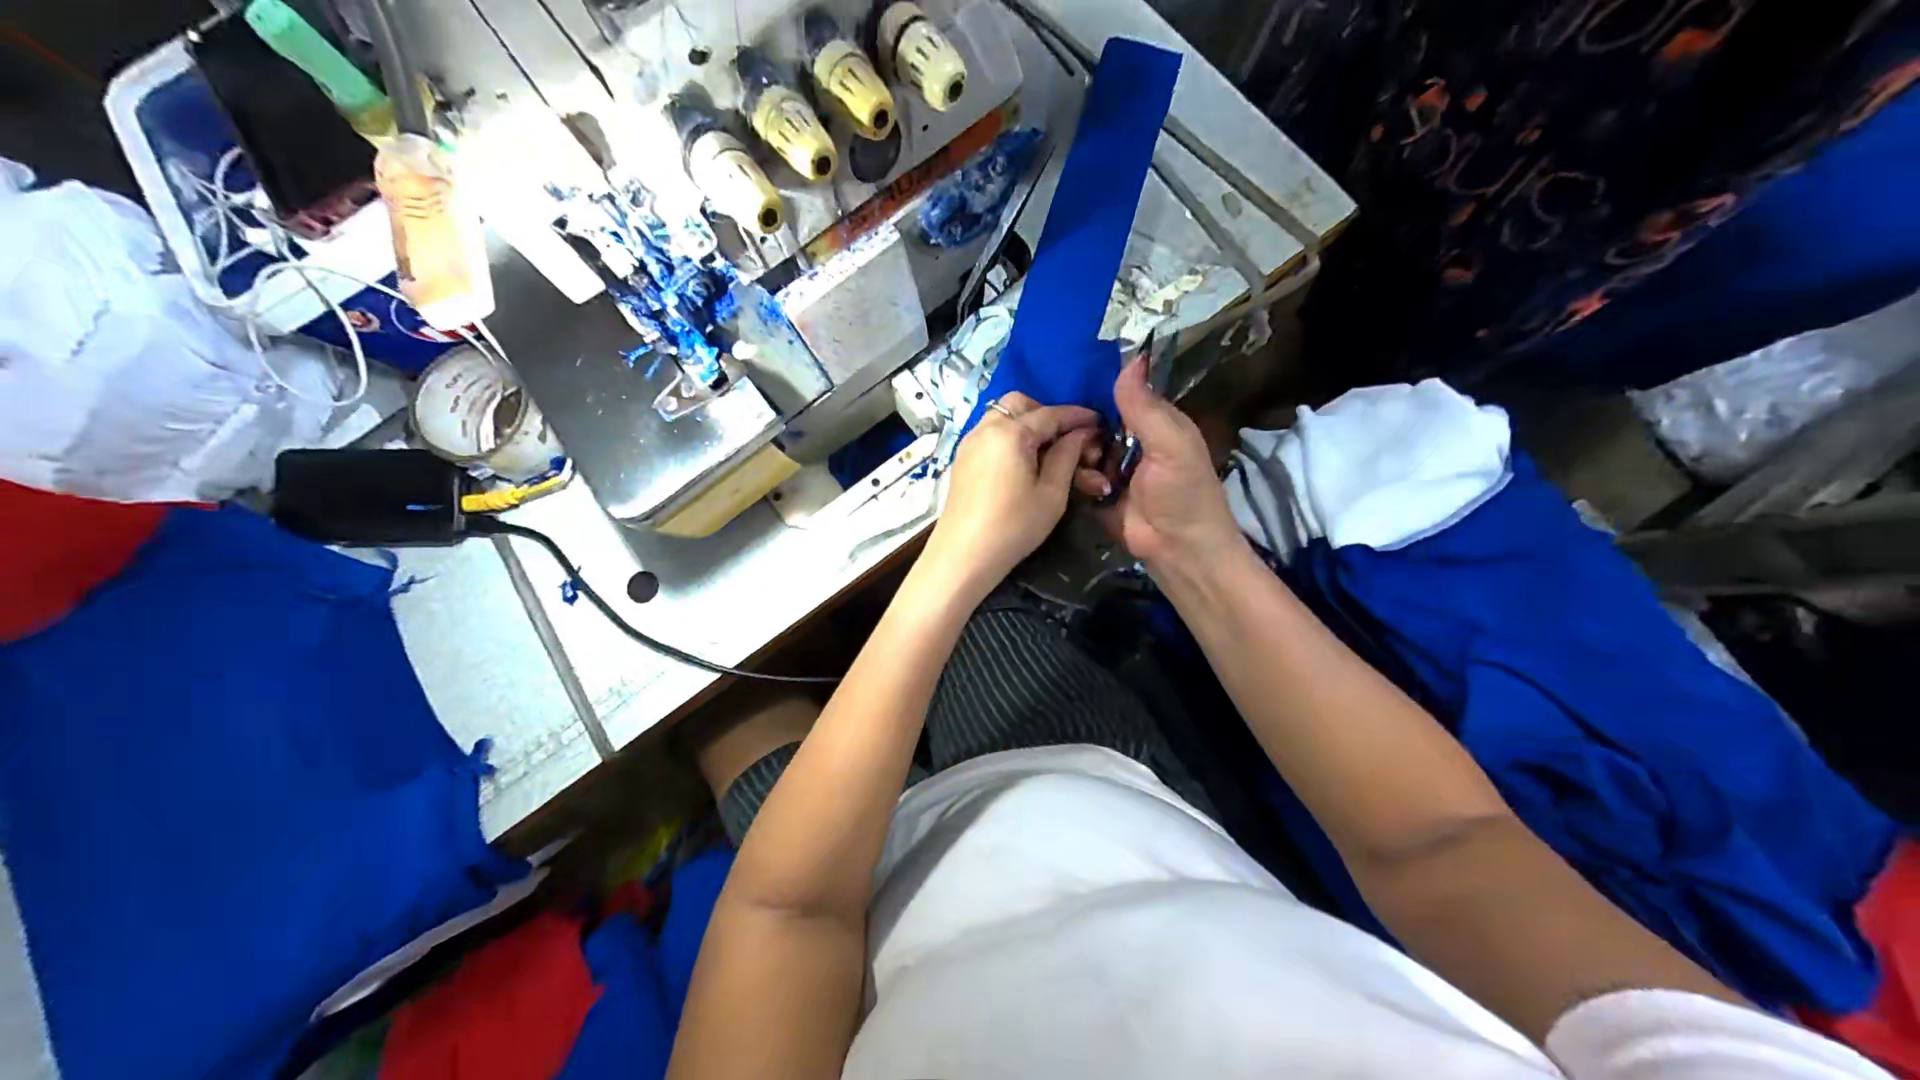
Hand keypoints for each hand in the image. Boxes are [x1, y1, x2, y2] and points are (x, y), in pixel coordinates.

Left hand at [921, 393, 1100, 600]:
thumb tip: (1079, 435)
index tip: (1098, 422)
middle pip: (1020, 404)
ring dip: (1026, 425)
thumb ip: (1066, 457)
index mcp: (1011, 432)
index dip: (1078, 417)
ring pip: (1002, 416)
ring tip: (1046, 453)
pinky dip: (1009, 437)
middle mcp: (986, 428)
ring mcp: (970, 442)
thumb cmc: (1014, 526)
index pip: (1051, 414)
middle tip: (1066, 439)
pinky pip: (989, 434)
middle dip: (1046, 414)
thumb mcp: (1052, 494)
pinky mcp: (962, 459)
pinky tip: (1022, 462)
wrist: (963, 555)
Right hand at [1079, 357, 1245, 574]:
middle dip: (1085, 429)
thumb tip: (1133, 355)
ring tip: (1100, 475)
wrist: (1178, 550)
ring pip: (1079, 447)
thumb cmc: (1183, 493)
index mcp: (1154, 421)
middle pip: (1092, 420)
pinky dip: (1080, 480)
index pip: (1120, 393)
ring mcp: (1111, 467)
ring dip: (1083, 458)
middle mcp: (1130, 440)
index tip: (1075, 389)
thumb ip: (1145, 405)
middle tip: (1092, 443)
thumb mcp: (1170, 444)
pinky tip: (1096, 490)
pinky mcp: (1096, 492)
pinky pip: (1075, 475)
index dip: (1099, 388)